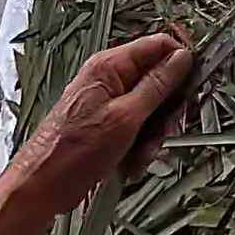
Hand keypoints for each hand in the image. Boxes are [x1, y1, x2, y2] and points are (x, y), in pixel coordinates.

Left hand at [0, 33, 193, 223]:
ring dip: (153, 134)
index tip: (195, 87)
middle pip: (159, 80)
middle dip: (166, 110)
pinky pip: (137, 128)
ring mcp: (108, 102)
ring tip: (140, 153)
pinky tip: (130, 162)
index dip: (181, 64)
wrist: (40, 189)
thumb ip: (158, 85)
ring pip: (151, 109)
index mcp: (110, 66)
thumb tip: (182, 58)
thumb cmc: (71, 153)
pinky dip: (139, 146)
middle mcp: (109, 79)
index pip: (159, 45)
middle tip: (164, 129)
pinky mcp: (107, 124)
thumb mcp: (126, 117)